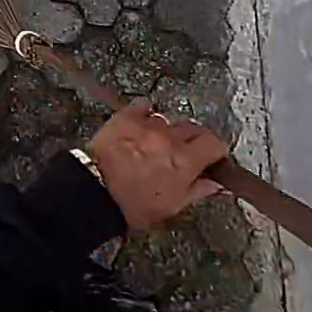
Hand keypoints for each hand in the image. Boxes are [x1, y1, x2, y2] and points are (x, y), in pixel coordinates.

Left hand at [84, 102, 228, 230]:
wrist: (95, 192)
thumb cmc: (132, 204)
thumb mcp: (172, 206)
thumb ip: (197, 189)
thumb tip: (215, 183)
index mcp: (185, 161)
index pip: (214, 143)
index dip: (215, 150)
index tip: (212, 155)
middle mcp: (169, 138)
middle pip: (193, 128)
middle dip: (193, 139)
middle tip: (185, 152)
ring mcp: (147, 125)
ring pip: (168, 120)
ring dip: (168, 130)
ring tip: (157, 144)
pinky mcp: (126, 117)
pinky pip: (143, 106)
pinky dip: (146, 113)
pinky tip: (142, 124)